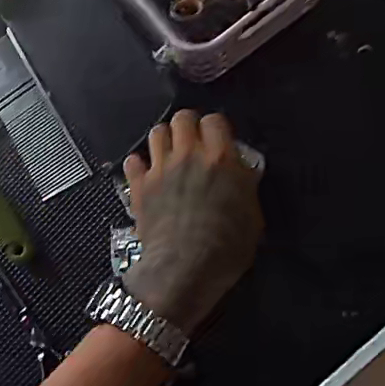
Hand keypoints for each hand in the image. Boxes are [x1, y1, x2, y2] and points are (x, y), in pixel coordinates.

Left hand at [120, 110, 264, 331]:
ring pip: (156, 132)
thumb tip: (240, 172)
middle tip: (191, 141)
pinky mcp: (139, 185)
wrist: (184, 267)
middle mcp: (188, 155)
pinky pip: (132, 161)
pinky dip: (138, 163)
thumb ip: (244, 186)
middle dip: (188, 126)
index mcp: (220, 158)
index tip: (217, 140)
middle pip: (182, 118)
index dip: (215, 128)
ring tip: (168, 152)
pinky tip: (144, 172)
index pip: (214, 120)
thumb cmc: (226, 247)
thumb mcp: (252, 215)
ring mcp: (160, 169)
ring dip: (164, 139)